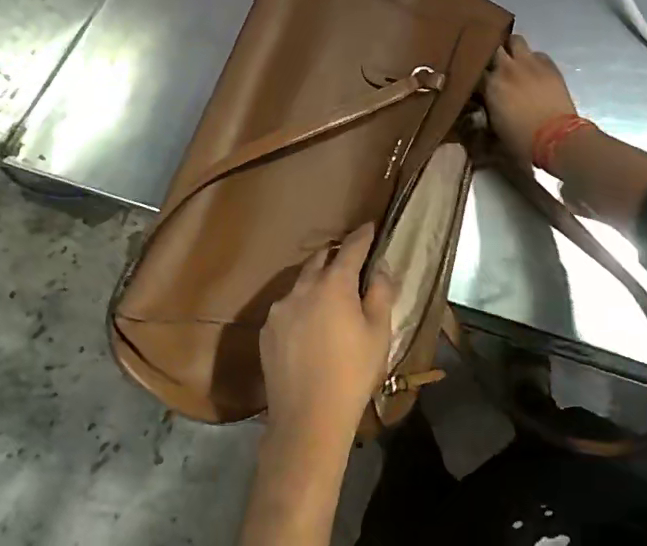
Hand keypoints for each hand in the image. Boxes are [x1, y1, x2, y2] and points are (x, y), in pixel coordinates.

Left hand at [260, 223, 396, 440]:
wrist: (308, 420)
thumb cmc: (353, 373)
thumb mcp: (379, 332)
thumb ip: (380, 293)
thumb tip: (379, 268)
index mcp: (333, 284)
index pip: (350, 248)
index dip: (362, 236)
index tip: (370, 227)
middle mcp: (302, 287)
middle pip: (321, 259)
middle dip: (336, 256)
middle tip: (351, 263)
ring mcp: (279, 309)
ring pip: (301, 284)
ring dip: (317, 283)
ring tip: (329, 300)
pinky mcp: (266, 331)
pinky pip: (287, 308)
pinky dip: (301, 307)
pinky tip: (310, 329)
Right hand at [484, 34, 578, 166]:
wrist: (556, 137)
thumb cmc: (522, 139)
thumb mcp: (494, 125)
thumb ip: (487, 105)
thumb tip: (484, 98)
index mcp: (490, 84)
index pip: (474, 68)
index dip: (474, 71)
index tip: (474, 76)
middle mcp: (506, 67)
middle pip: (492, 46)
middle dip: (491, 53)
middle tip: (492, 62)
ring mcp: (529, 63)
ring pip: (515, 40)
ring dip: (512, 48)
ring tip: (513, 58)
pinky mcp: (549, 65)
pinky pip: (537, 53)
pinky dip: (533, 59)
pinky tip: (534, 69)